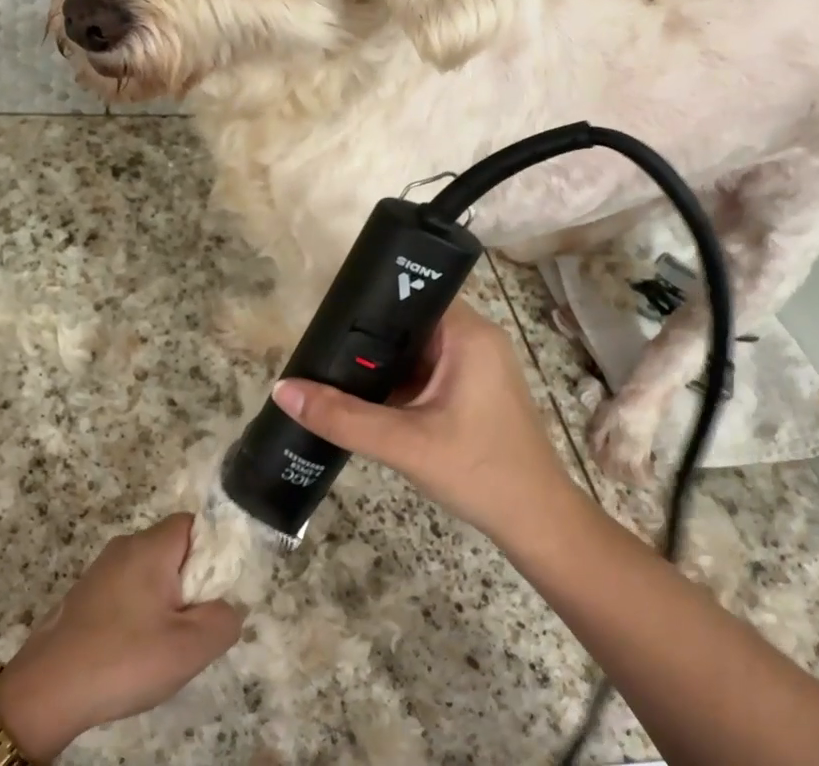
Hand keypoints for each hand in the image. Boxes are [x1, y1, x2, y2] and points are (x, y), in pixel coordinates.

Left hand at [0, 514, 242, 759]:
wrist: (50, 687)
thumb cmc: (125, 659)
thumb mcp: (190, 647)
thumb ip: (223, 619)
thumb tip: (228, 605)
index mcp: (149, 548)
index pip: (193, 524)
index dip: (215, 552)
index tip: (219, 593)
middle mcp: (123, 548)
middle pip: (173, 550)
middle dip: (193, 585)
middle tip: (196, 628)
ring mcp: (101, 571)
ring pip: (151, 575)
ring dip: (168, 604)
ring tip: (168, 646)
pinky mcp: (87, 595)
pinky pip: (129, 592)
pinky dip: (142, 614)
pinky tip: (138, 652)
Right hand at [271, 299, 583, 538]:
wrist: (537, 525)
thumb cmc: (481, 472)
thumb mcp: (404, 443)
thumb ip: (341, 417)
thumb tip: (282, 390)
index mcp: (467, 335)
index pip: (410, 293)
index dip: (366, 300)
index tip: (324, 314)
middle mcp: (472, 341)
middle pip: (404, 323)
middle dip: (361, 336)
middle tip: (315, 347)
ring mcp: (471, 368)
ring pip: (408, 351)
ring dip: (373, 362)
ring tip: (325, 368)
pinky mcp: (466, 393)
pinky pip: (417, 374)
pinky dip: (389, 383)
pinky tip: (356, 397)